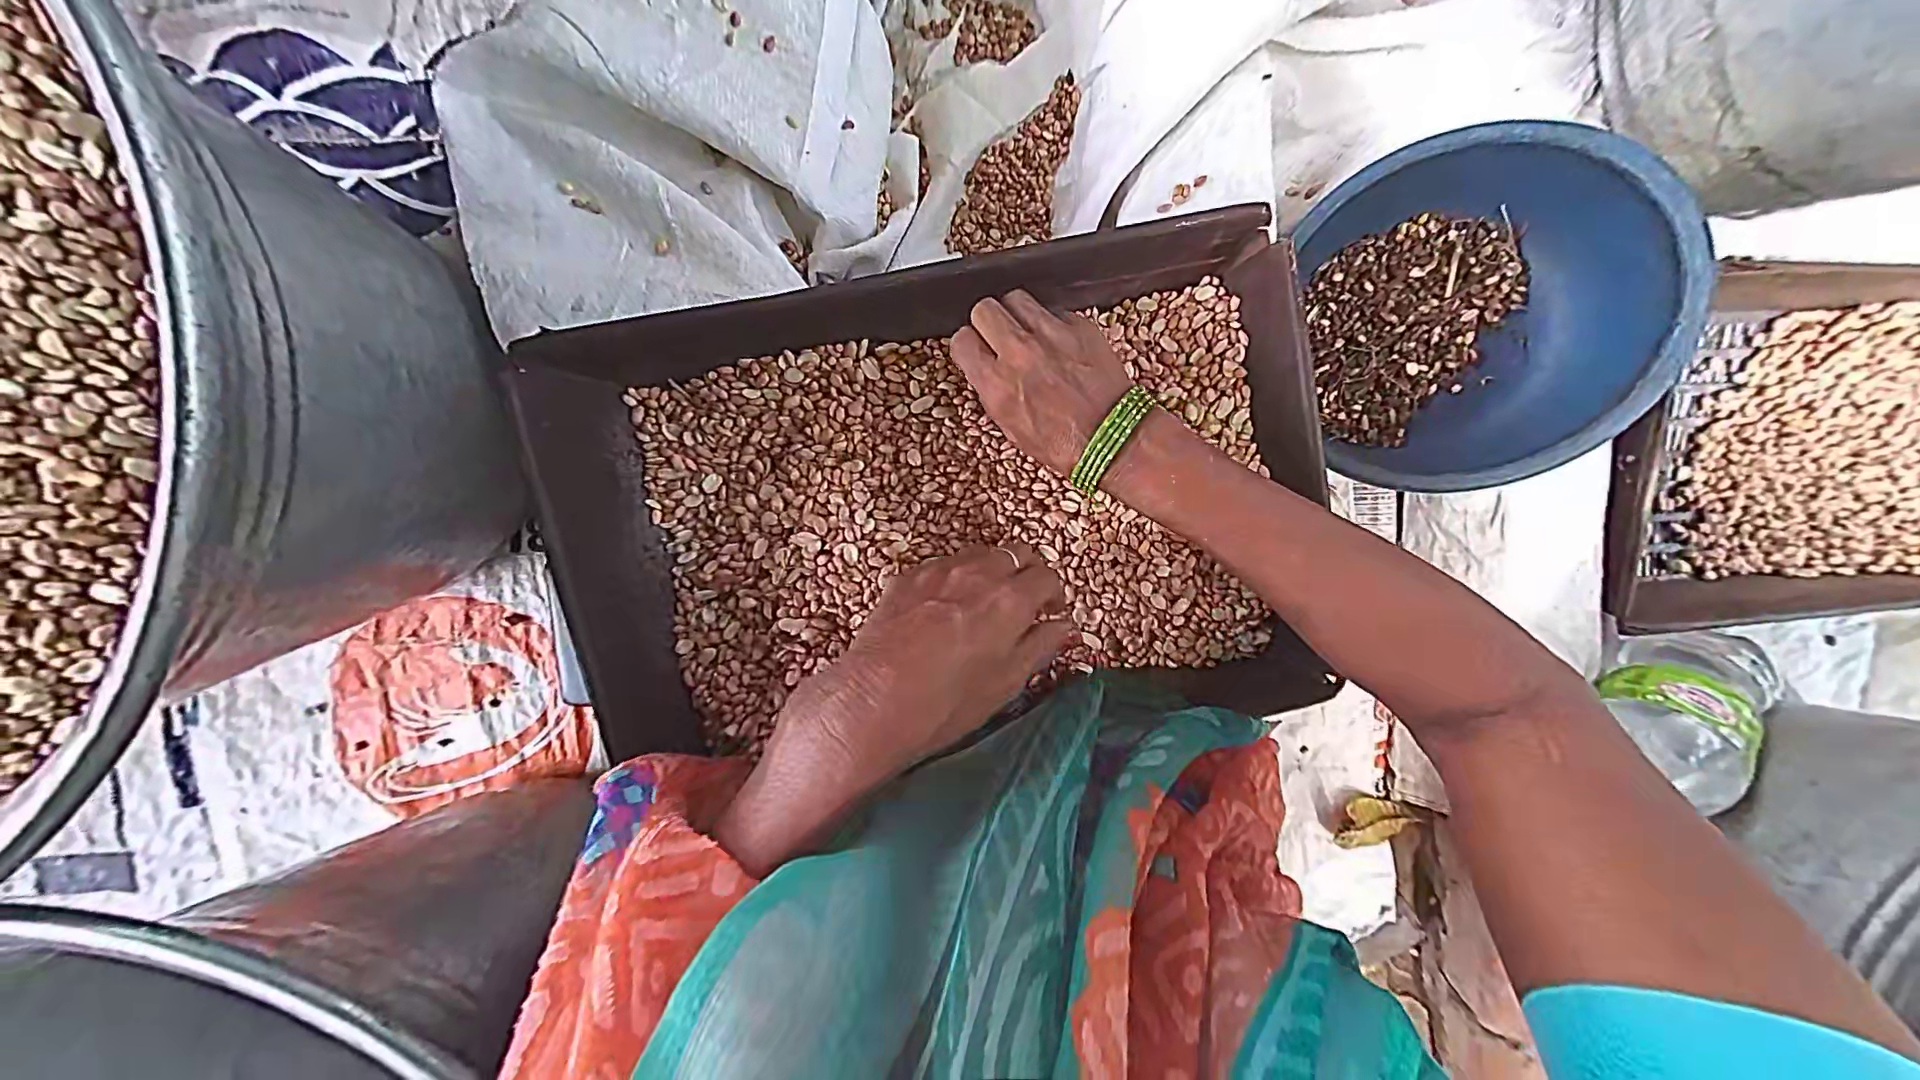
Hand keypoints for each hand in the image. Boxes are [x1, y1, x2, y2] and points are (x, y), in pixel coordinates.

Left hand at [712, 544, 1071, 875]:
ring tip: (986, 601)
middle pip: (1016, 552)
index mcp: (1010, 599)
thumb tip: (1063, 624)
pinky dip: (956, 576)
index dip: (1055, 593)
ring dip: (993, 569)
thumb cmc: (948, 702)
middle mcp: (977, 573)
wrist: (874, 699)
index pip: (1047, 576)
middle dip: (1027, 572)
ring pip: (980, 553)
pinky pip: (944, 564)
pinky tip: (946, 604)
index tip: (1051, 611)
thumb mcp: (1006, 682)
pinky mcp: (908, 576)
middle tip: (1024, 601)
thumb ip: (1040, 645)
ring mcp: (939, 570)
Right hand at [951, 290, 1133, 475]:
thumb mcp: (1011, 427)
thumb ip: (992, 390)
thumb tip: (985, 368)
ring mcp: (1050, 335)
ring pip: (1016, 299)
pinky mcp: (1078, 326)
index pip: (962, 340)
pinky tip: (1057, 342)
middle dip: (988, 321)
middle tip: (998, 334)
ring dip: (1017, 313)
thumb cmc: (1064, 443)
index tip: (975, 347)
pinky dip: (1052, 322)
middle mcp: (1019, 354)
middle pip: (984, 309)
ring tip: (1026, 331)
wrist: (1110, 438)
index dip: (968, 343)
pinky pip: (1053, 309)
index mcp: (996, 383)